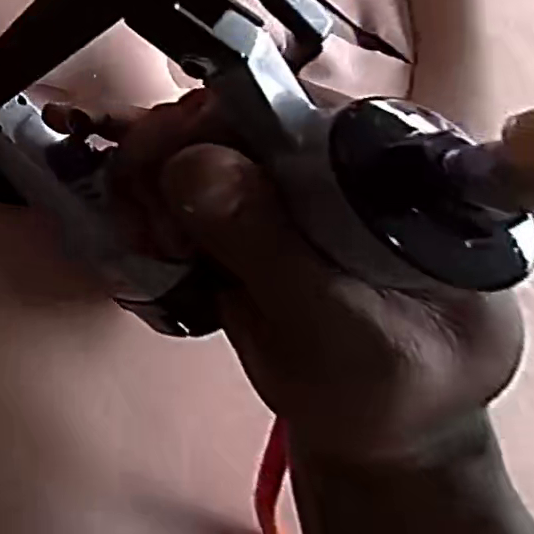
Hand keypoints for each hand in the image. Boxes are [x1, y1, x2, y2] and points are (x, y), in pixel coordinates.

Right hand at [107, 101, 524, 467]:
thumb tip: (193, 161)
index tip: (169, 171)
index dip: (218, 126)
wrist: (366, 422)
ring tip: (155, 239)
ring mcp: (284, 171)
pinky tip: (136, 210)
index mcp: (396, 179)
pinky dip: (140, 180)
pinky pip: (171, 159)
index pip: (294, 111)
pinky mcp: (240, 188)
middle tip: (156, 225)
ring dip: (148, 177)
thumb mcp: (339, 333)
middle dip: (170, 158)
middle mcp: (338, 157)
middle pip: (227, 113)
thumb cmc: (380, 392)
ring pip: (187, 132)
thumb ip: (272, 248)